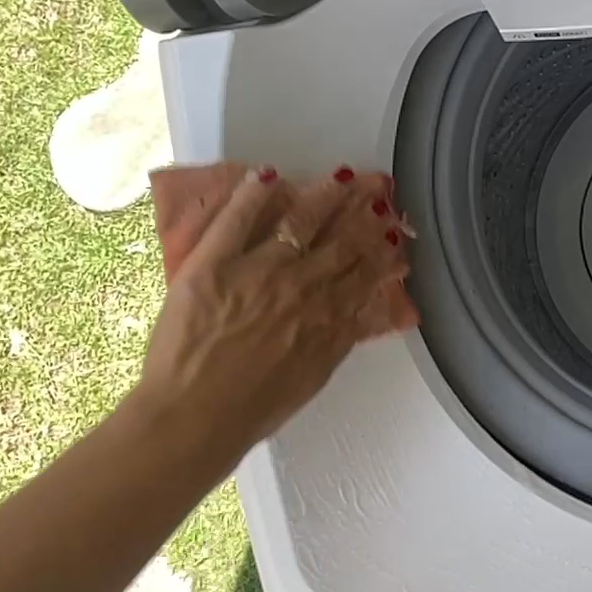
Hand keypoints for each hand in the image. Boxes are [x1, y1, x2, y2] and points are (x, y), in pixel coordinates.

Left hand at [132, 166, 409, 457]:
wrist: (194, 417)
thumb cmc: (257, 406)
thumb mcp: (317, 374)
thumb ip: (344, 336)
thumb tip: (369, 307)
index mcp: (328, 315)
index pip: (367, 271)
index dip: (385, 248)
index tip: (397, 230)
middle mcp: (301, 286)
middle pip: (341, 239)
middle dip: (365, 212)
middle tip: (380, 189)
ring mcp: (256, 271)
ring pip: (298, 221)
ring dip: (324, 196)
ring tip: (341, 176)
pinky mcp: (212, 265)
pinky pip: (236, 221)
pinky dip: (252, 194)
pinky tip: (268, 174)